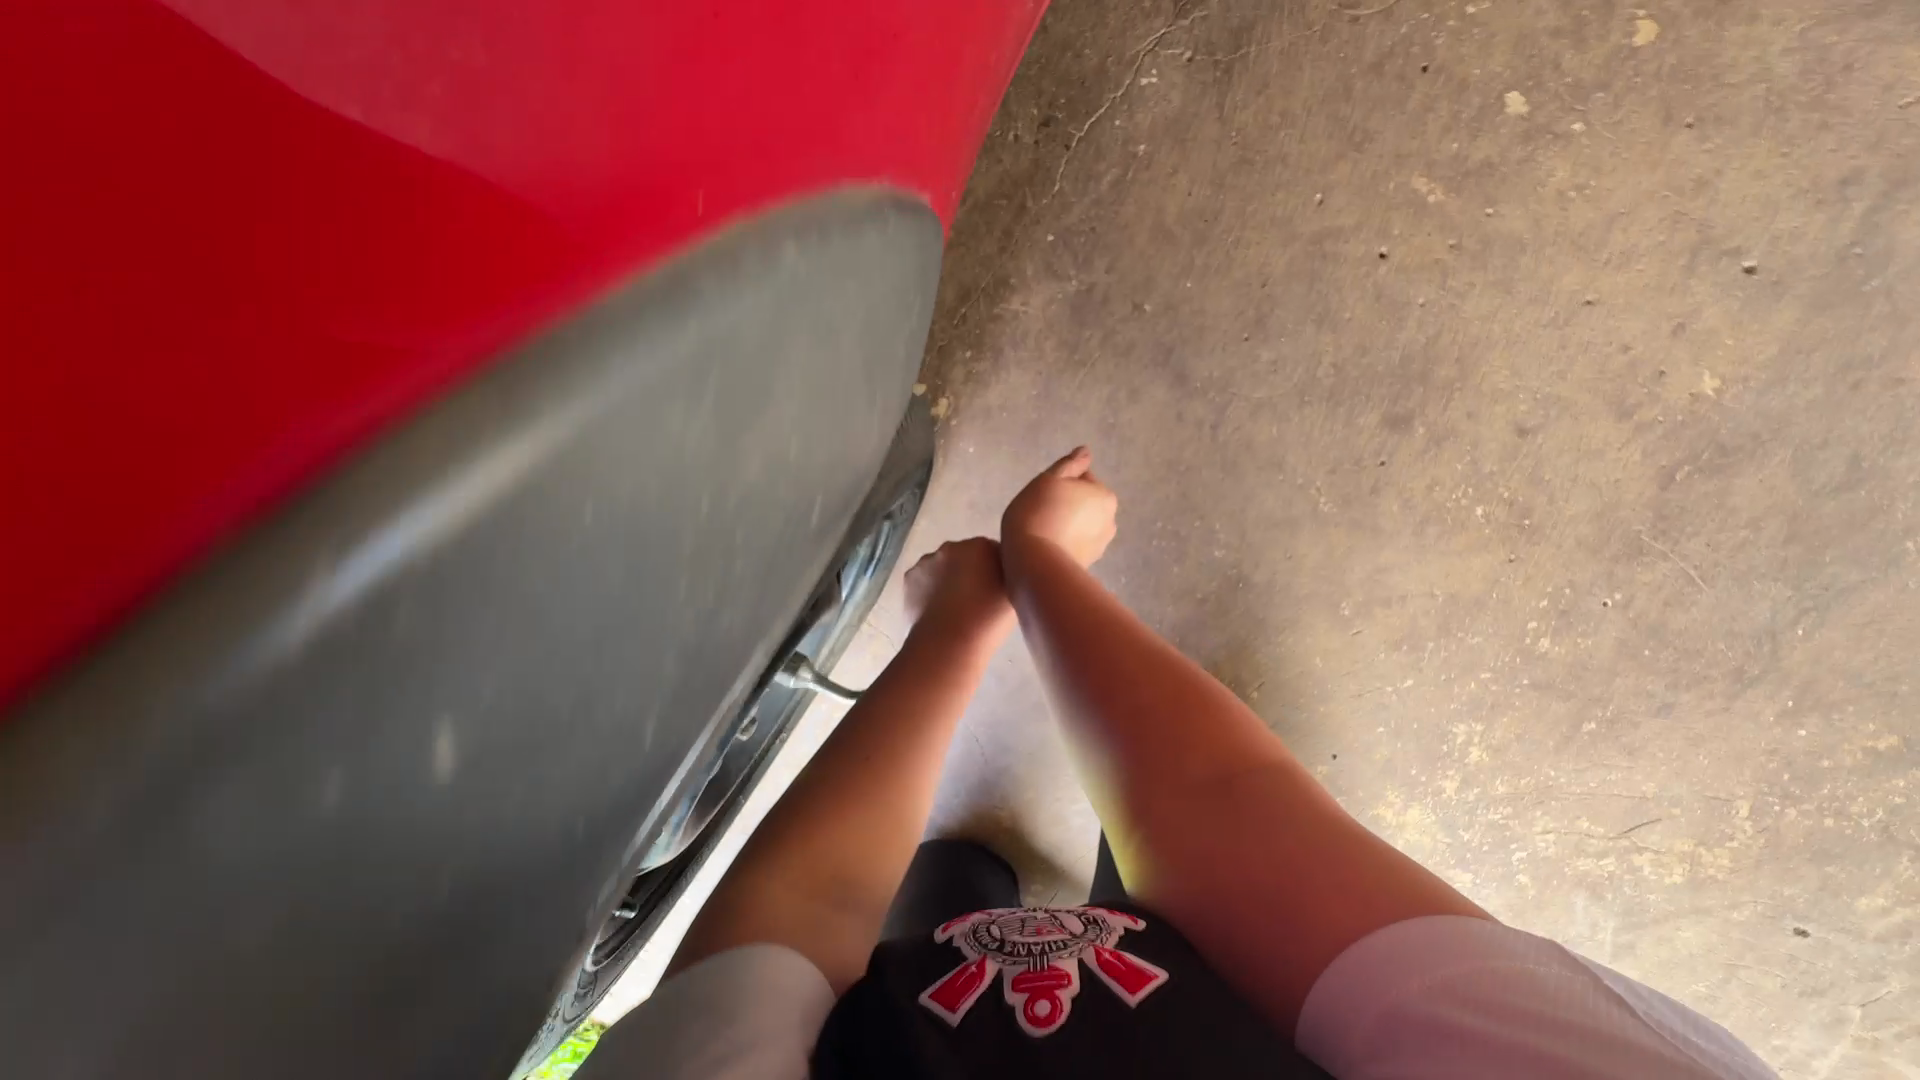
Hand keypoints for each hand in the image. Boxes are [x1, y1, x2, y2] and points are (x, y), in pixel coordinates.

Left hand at [903, 537, 1015, 641]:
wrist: (950, 641)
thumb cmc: (989, 619)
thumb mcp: (1013, 594)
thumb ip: (1008, 576)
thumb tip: (1001, 574)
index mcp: (981, 546)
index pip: (992, 552)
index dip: (995, 571)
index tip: (996, 591)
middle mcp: (951, 547)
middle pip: (964, 557)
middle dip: (969, 573)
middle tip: (976, 601)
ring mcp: (926, 562)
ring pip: (941, 569)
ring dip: (947, 581)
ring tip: (954, 610)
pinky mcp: (909, 579)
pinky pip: (923, 582)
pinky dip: (929, 592)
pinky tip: (936, 612)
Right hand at [1000, 447, 1117, 567]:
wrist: (1034, 562)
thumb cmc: (1038, 513)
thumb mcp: (1049, 479)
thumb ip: (1070, 464)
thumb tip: (1085, 452)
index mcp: (1104, 496)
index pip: (1083, 479)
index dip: (1060, 483)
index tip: (1043, 494)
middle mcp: (1109, 521)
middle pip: (1083, 503)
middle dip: (1066, 505)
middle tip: (1040, 512)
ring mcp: (1100, 547)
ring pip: (1080, 526)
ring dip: (1066, 525)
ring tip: (1042, 532)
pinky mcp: (1087, 566)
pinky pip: (1074, 546)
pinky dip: (1064, 543)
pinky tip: (1046, 547)